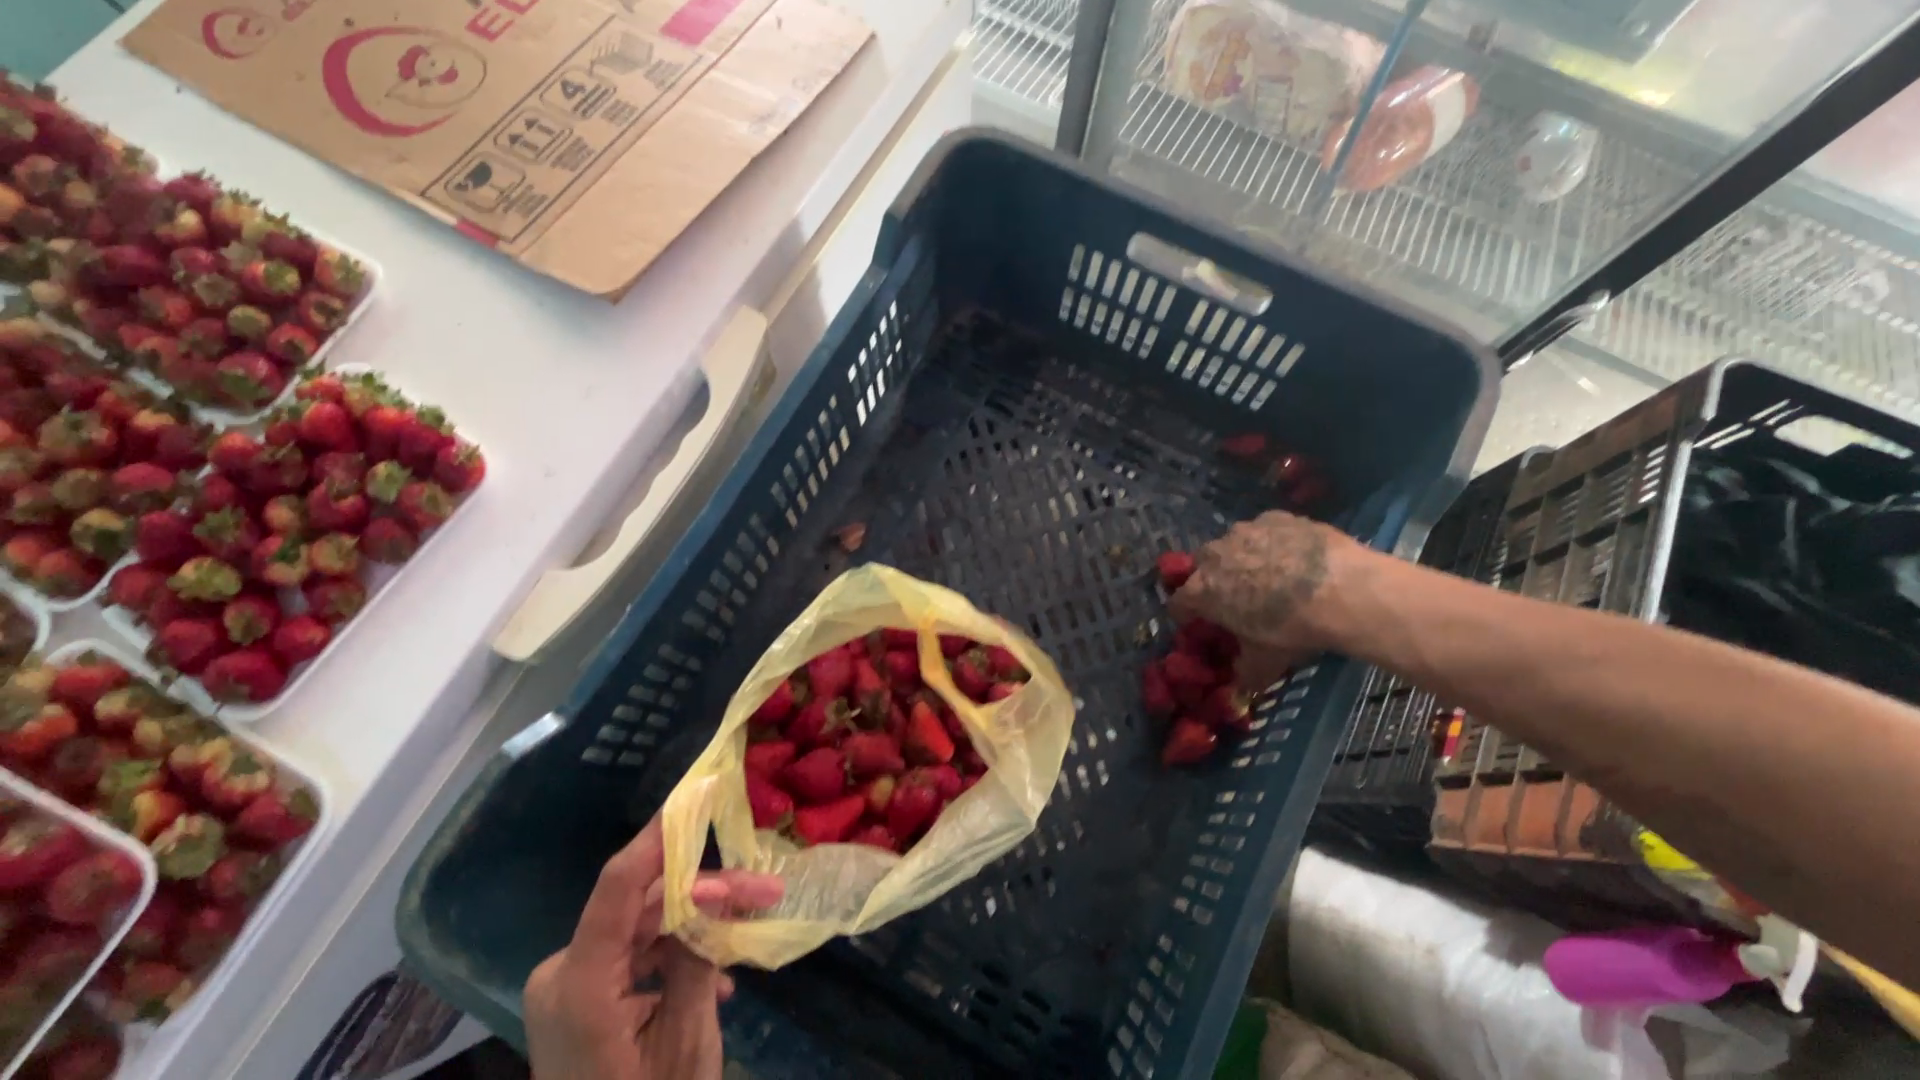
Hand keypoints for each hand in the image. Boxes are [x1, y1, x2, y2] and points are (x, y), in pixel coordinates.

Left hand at [524, 817, 784, 1079]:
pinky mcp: (580, 998)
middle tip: (766, 891)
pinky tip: (716, 976)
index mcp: (581, 985)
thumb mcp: (687, 1041)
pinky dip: (673, 954)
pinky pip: (632, 957)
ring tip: (750, 927)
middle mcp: (563, 972)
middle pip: (642, 909)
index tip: (696, 796)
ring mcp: (568, 986)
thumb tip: (715, 895)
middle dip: (707, 894)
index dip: (658, 836)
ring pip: (641, 930)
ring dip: (696, 925)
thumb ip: (699, 959)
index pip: (618, 887)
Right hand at [1168, 510, 1358, 690]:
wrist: (1343, 588)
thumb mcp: (1265, 662)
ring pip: (1232, 545)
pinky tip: (1295, 558)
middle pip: (1202, 567)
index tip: (1204, 624)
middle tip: (1237, 599)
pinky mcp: (1276, 516)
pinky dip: (1271, 543)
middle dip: (1213, 581)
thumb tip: (1240, 688)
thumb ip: (1245, 673)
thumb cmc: (1292, 628)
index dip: (1189, 615)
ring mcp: (1244, 531)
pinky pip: (1264, 531)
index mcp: (1202, 591)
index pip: (1178, 603)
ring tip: (1270, 575)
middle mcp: (1214, 555)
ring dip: (1241, 558)